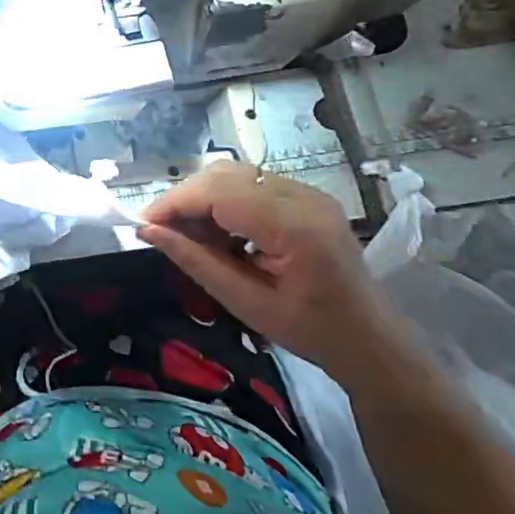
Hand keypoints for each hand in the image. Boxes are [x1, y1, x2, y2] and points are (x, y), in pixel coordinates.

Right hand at [137, 162, 405, 377]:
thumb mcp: (247, 304)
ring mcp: (309, 193)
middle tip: (162, 232)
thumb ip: (196, 262)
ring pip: (236, 175)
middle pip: (225, 175)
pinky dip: (224, 202)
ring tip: (190, 236)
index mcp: (295, 227)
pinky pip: (252, 185)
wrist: (370, 338)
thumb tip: (148, 232)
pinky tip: (219, 234)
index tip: (143, 224)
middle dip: (185, 198)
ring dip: (203, 199)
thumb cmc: (311, 331)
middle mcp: (304, 197)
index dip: (175, 203)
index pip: (220, 193)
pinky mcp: (307, 197)